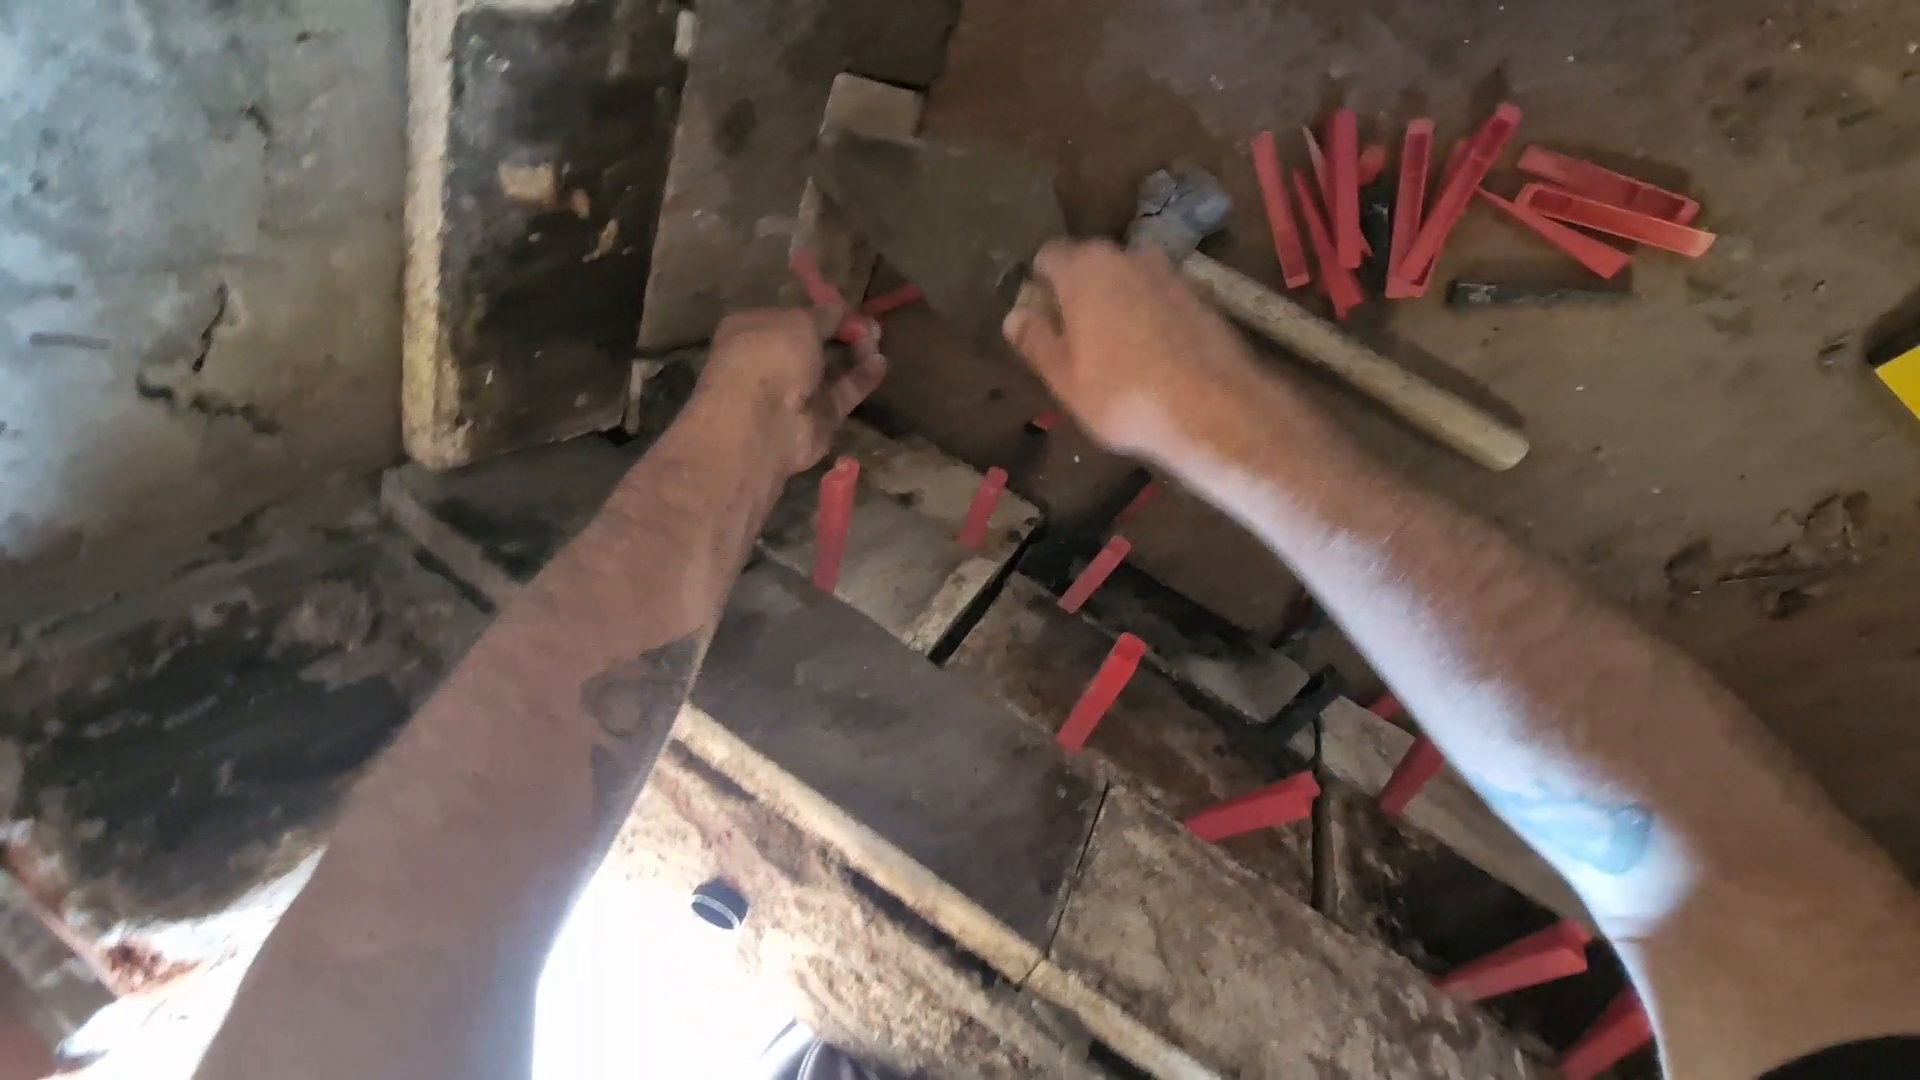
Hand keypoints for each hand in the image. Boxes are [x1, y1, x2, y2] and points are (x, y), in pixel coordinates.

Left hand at [698, 308, 886, 476]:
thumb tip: (838, 310)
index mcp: (754, 331)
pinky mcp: (818, 418)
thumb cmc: (770, 357)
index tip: (848, 307)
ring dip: (856, 353)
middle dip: (842, 332)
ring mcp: (794, 392)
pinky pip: (842, 394)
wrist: (762, 423)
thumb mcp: (799, 321)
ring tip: (878, 340)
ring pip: (830, 370)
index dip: (821, 311)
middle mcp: (772, 361)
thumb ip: (823, 315)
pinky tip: (880, 363)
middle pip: (814, 344)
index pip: (792, 317)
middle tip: (870, 326)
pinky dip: (861, 379)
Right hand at [1002, 240, 1266, 460]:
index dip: (1040, 286)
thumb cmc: (1122, 396)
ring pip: (1128, 282)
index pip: (1048, 256)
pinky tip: (1153, 360)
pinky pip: (1160, 300)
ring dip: (1117, 306)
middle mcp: (1128, 256)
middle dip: (1080, 295)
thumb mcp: (1064, 378)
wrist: (1212, 408)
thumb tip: (1015, 315)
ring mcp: (1170, 273)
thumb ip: (1036, 341)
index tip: (1041, 321)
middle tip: (1076, 345)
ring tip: (1117, 355)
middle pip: (1091, 267)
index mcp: (1084, 269)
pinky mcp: (1201, 296)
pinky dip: (1150, 319)